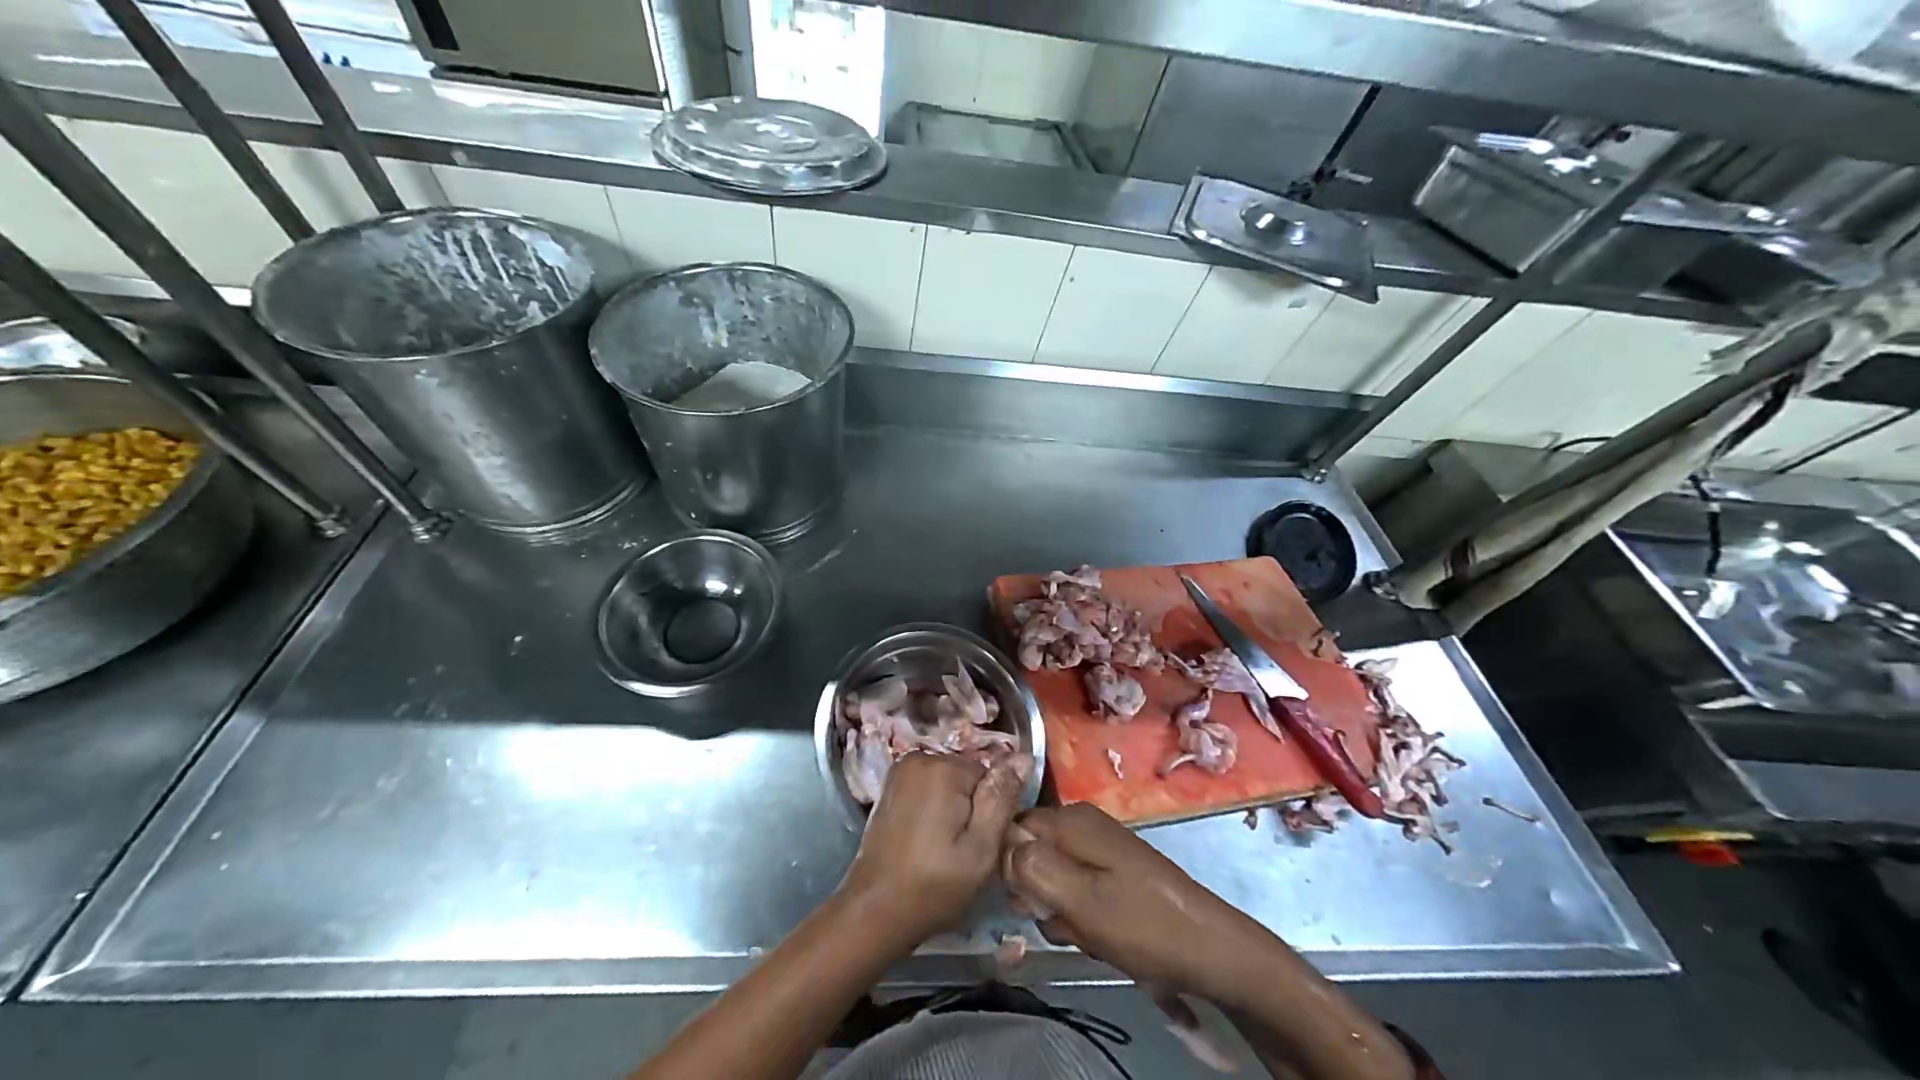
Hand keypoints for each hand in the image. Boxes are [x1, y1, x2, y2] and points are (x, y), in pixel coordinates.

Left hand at [840, 751, 1031, 943]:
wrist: (876, 909)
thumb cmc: (934, 885)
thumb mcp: (981, 849)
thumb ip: (1001, 799)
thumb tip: (1022, 757)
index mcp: (943, 768)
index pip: (991, 773)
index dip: (995, 807)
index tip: (987, 839)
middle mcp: (919, 759)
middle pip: (968, 775)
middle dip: (973, 805)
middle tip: (967, 848)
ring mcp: (900, 772)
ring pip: (949, 782)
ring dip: (955, 808)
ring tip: (947, 847)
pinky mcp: (890, 788)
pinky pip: (929, 788)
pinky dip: (935, 808)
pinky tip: (930, 840)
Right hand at [1003, 802, 1289, 1007]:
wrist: (1210, 952)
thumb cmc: (1142, 925)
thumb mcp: (1080, 900)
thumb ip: (1034, 868)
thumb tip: (1002, 844)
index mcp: (1071, 821)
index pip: (1011, 829)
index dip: (1009, 866)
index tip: (1022, 900)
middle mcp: (1081, 824)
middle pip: (1030, 854)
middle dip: (1036, 893)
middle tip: (1058, 919)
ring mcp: (1098, 848)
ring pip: (1051, 877)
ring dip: (1058, 910)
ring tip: (1083, 932)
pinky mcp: (1111, 872)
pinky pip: (1075, 890)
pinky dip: (1079, 915)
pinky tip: (1097, 935)